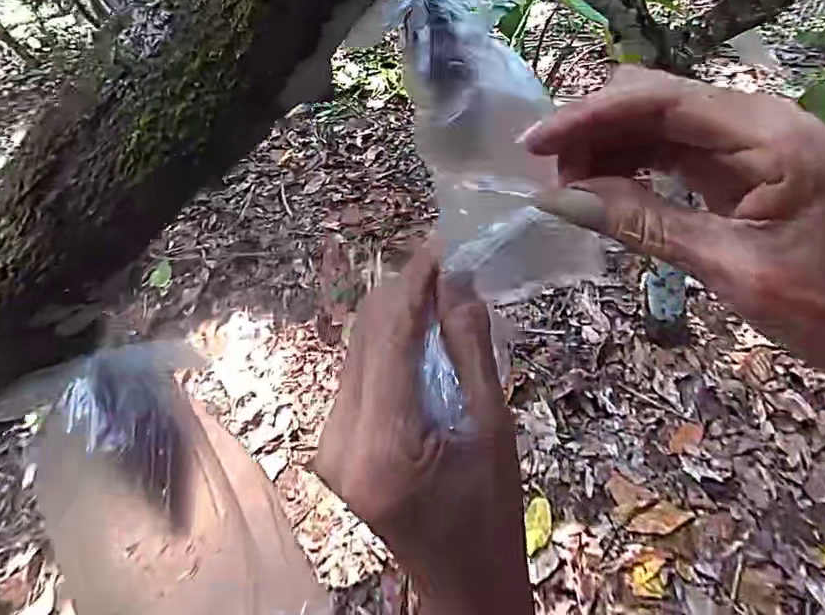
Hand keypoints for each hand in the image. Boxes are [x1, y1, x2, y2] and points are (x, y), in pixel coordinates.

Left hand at [313, 249, 530, 614]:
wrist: (463, 584)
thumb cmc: (491, 513)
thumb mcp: (494, 425)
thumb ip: (470, 347)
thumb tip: (458, 280)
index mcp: (382, 446)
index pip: (390, 336)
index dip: (415, 281)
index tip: (441, 243)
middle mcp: (341, 441)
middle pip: (366, 334)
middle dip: (406, 290)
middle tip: (449, 262)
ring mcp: (330, 443)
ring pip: (358, 346)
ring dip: (397, 310)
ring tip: (440, 287)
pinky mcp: (335, 442)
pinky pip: (360, 369)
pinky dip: (390, 339)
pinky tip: (421, 326)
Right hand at [525, 67, 824, 568]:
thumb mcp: (733, 271)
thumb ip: (644, 224)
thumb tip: (560, 198)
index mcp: (772, 134)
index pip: (661, 102)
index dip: (589, 116)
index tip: (534, 144)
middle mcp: (764, 121)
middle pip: (659, 101)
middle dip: (596, 128)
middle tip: (549, 174)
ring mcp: (760, 142)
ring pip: (666, 123)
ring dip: (613, 146)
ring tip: (570, 186)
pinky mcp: (754, 167)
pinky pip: (684, 151)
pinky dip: (641, 165)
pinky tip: (609, 188)